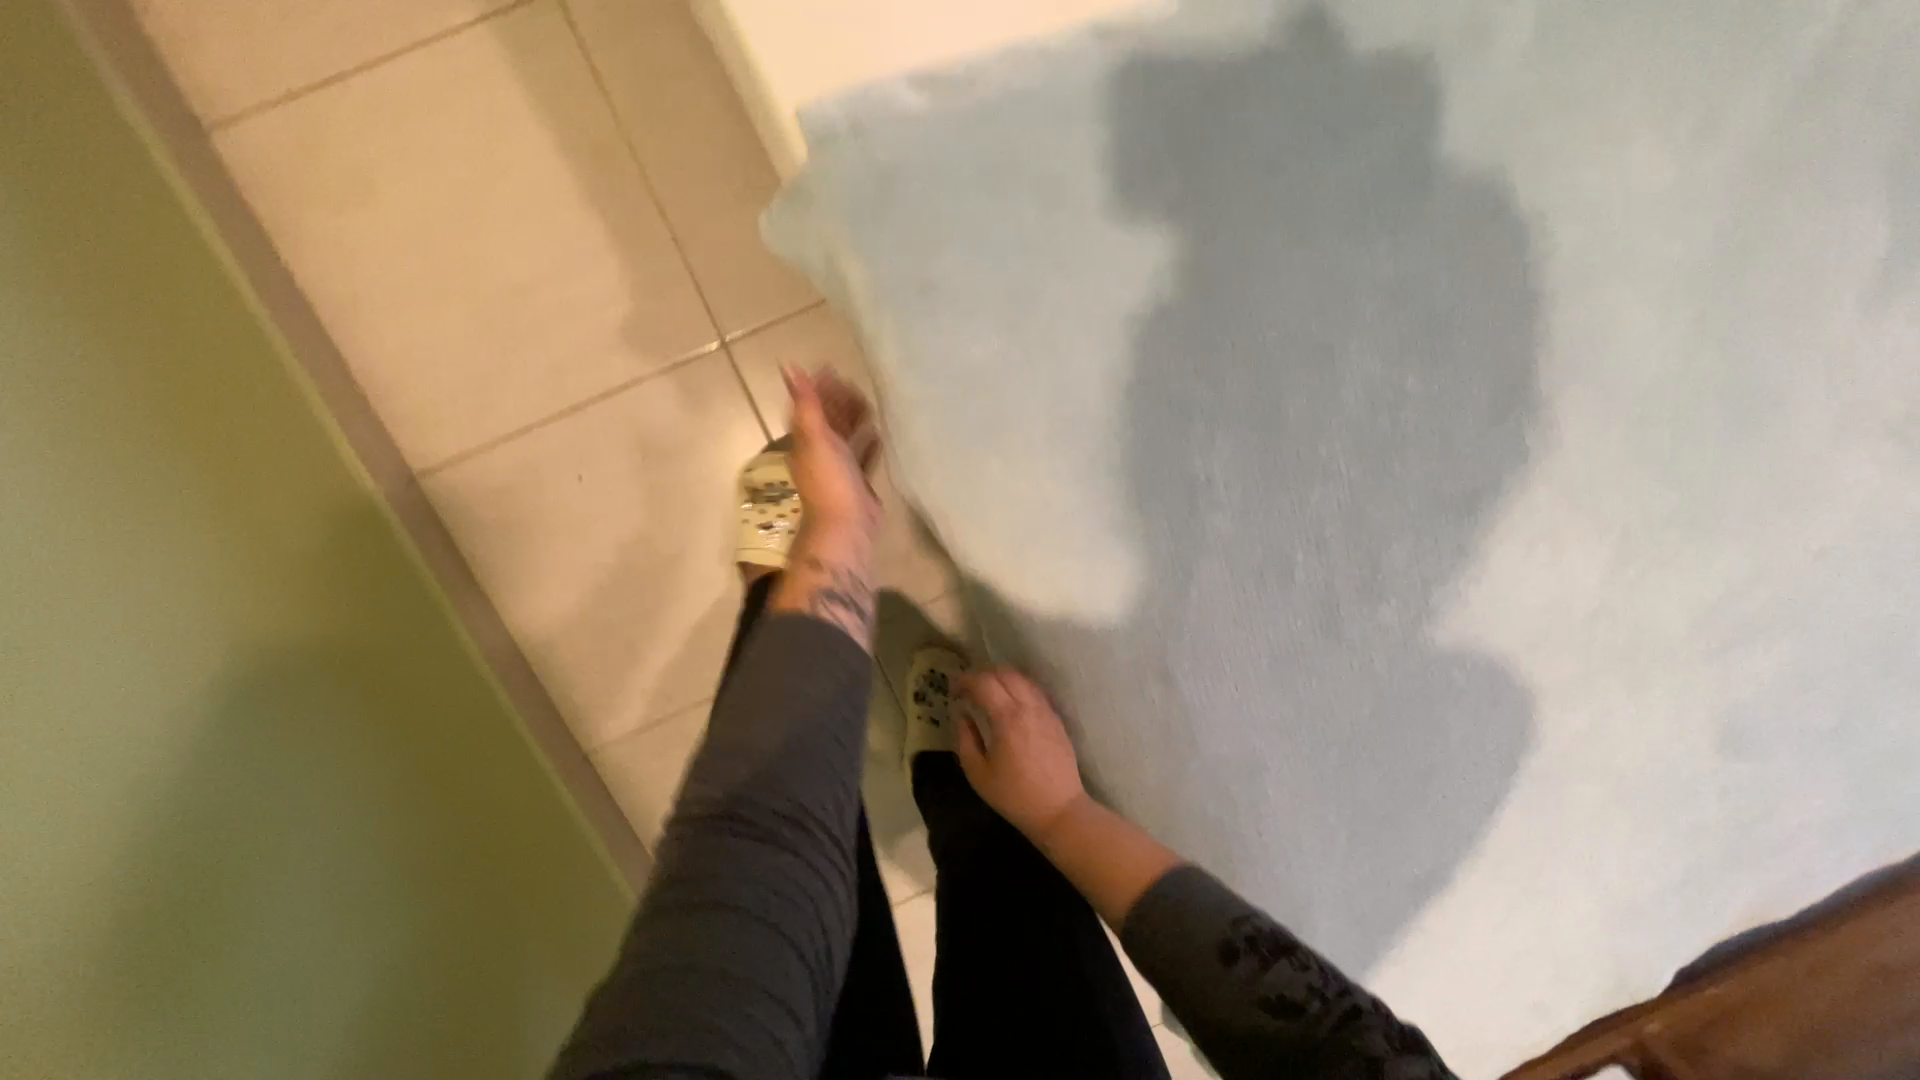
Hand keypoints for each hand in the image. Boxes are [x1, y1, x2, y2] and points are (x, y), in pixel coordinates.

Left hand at [783, 367, 880, 539]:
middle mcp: (820, 452)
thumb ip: (806, 403)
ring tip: (870, 404)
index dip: (818, 388)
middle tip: (857, 385)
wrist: (847, 525)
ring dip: (854, 419)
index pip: (809, 407)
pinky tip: (878, 434)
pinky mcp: (857, 481)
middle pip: (828, 420)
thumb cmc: (830, 481)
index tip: (833, 370)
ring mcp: (839, 468)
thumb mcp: (815, 437)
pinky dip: (868, 444)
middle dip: (839, 401)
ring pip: (845, 436)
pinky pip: (862, 456)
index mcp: (806, 441)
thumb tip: (790, 367)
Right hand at [956, 669, 1088, 837]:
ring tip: (987, 694)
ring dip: (1001, 678)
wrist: (1058, 810)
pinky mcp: (1056, 719)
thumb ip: (965, 738)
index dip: (964, 680)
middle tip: (967, 690)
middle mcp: (1029, 706)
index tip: (952, 689)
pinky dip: (1018, 687)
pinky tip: (1009, 703)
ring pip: (1022, 678)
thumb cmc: (1014, 796)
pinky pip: (1034, 691)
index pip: (983, 682)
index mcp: (1007, 718)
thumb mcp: (978, 773)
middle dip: (982, 675)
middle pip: (1004, 672)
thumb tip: (962, 713)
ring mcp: (1046, 710)